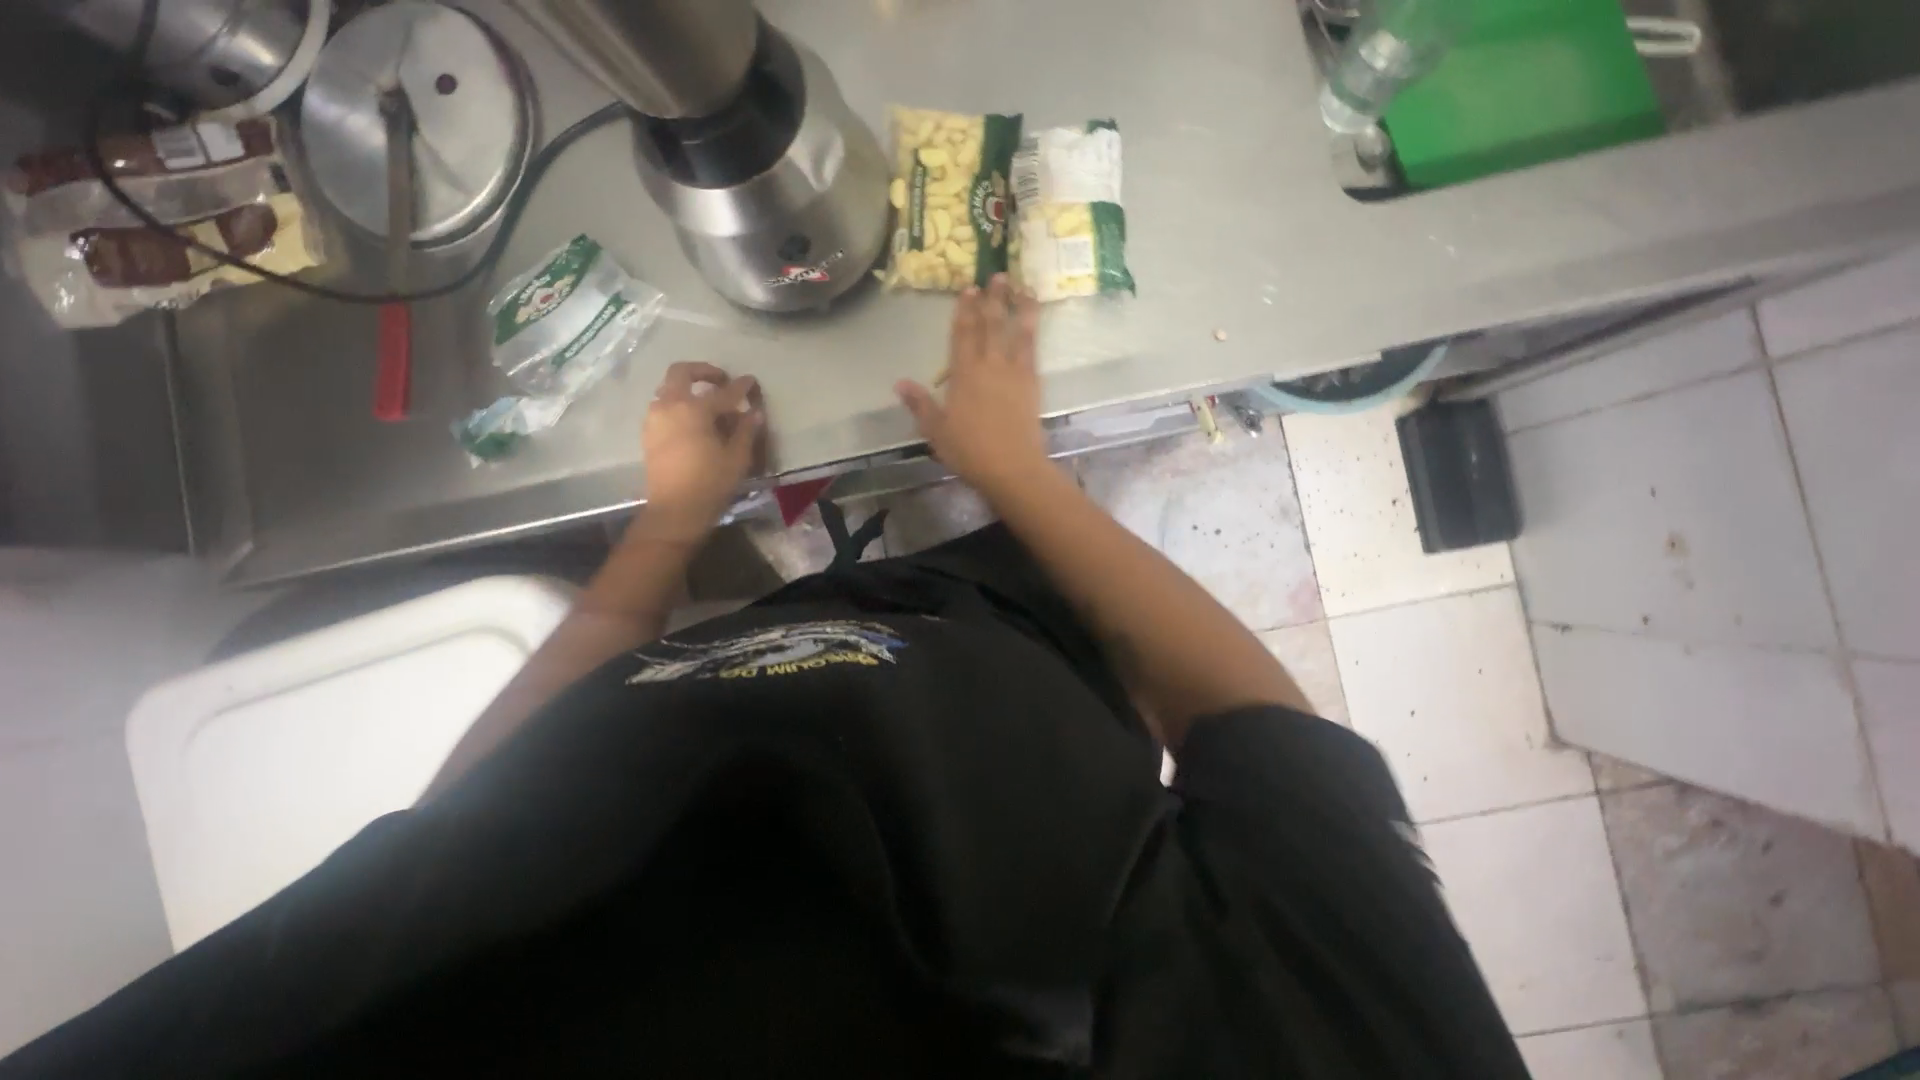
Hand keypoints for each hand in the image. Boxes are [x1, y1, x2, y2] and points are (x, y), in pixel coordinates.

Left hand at [641, 362, 763, 542]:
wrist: (674, 511)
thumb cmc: (710, 483)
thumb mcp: (737, 458)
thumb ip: (745, 430)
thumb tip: (754, 413)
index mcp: (694, 409)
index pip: (723, 392)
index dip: (741, 386)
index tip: (751, 382)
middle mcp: (670, 405)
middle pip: (682, 373)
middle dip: (703, 371)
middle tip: (721, 382)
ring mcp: (655, 418)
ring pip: (668, 389)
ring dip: (687, 389)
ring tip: (707, 406)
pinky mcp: (648, 433)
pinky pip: (662, 407)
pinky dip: (678, 405)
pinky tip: (693, 423)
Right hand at [895, 275, 1046, 500]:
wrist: (1012, 467)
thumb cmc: (970, 451)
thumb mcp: (936, 430)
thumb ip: (920, 403)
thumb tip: (900, 382)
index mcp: (964, 375)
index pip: (962, 335)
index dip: (964, 310)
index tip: (967, 289)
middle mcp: (990, 365)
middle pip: (991, 325)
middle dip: (991, 299)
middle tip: (996, 276)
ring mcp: (1015, 372)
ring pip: (1017, 331)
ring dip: (1018, 307)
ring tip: (1023, 286)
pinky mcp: (1033, 383)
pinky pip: (1033, 349)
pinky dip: (1033, 331)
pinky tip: (1033, 322)